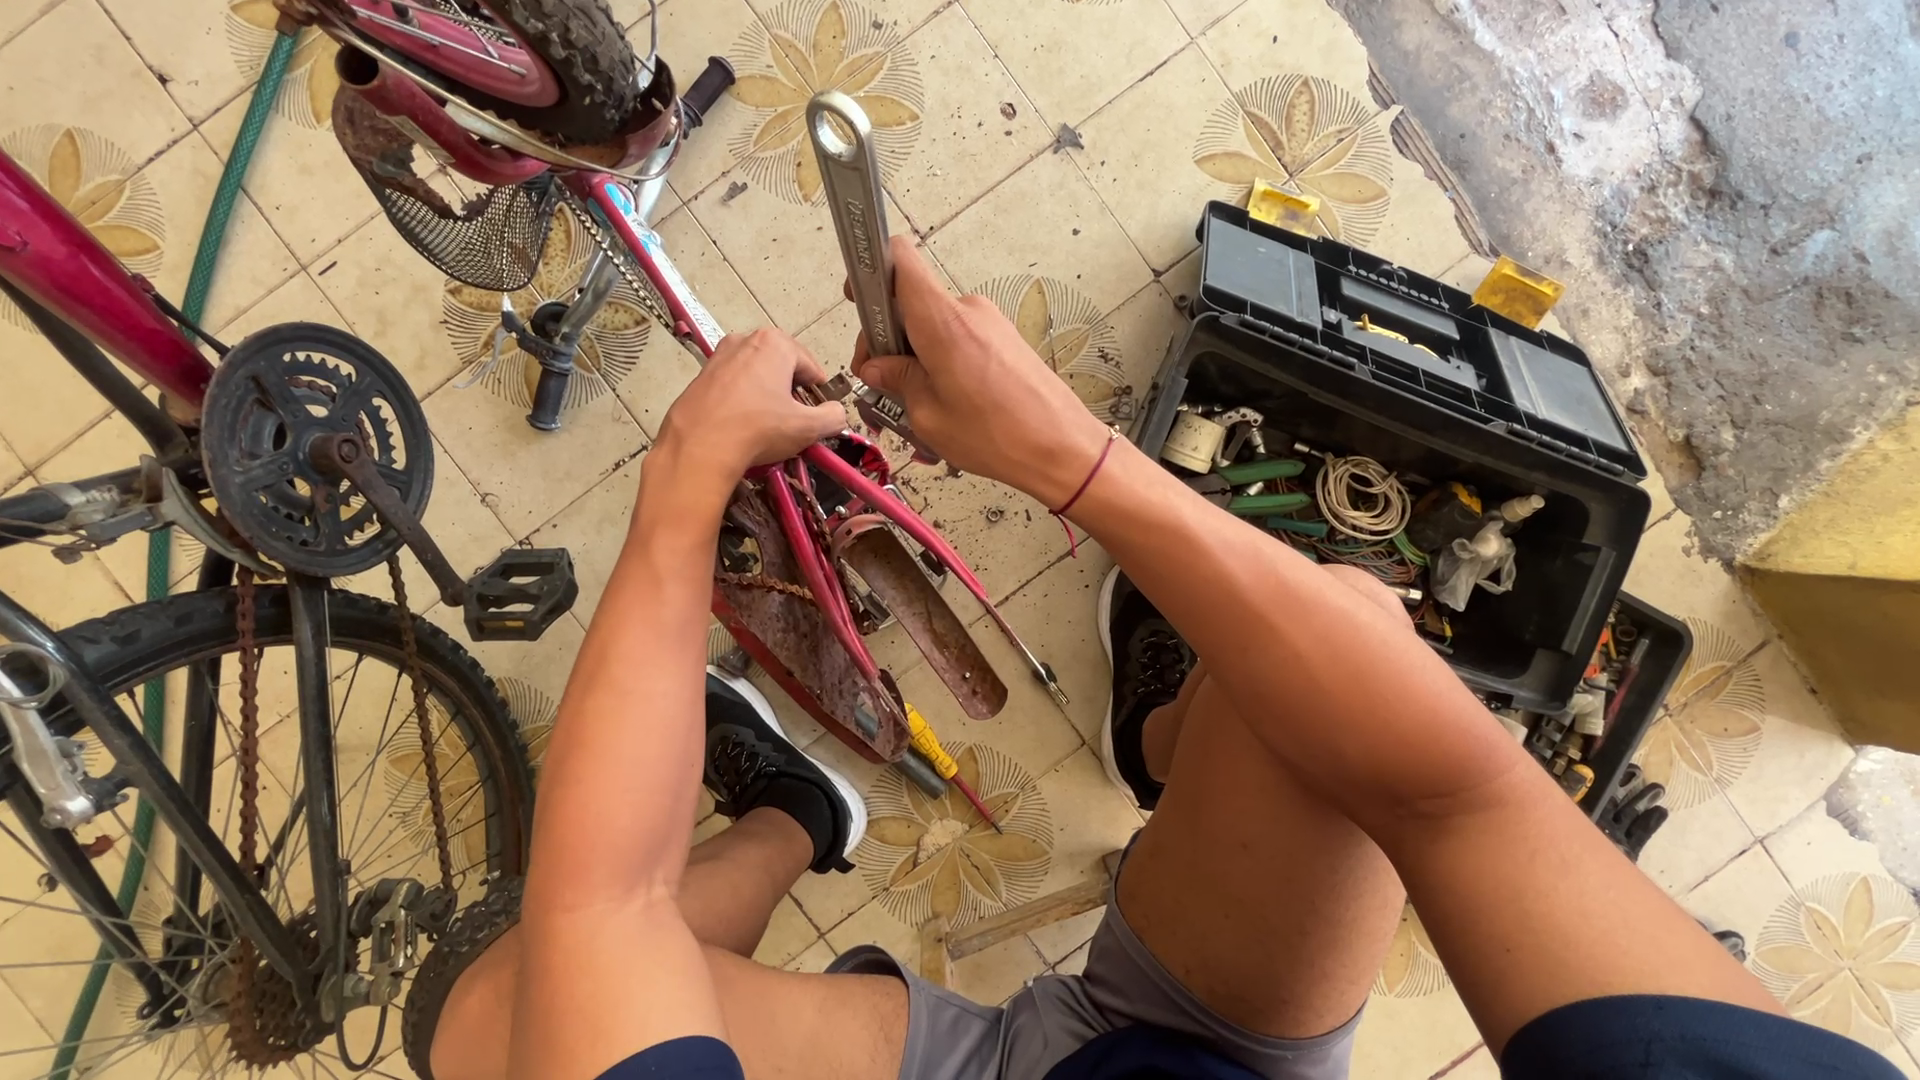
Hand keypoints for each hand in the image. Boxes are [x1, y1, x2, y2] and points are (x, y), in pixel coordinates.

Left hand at [656, 328, 845, 481]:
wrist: (699, 446)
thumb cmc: (757, 429)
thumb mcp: (808, 427)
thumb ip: (834, 417)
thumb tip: (836, 414)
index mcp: (775, 343)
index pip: (812, 369)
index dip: (818, 395)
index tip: (815, 417)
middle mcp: (746, 340)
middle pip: (783, 368)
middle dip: (791, 393)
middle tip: (791, 423)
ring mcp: (720, 356)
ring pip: (758, 377)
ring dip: (767, 397)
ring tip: (766, 427)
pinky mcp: (701, 376)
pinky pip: (734, 387)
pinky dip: (743, 402)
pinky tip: (742, 426)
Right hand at [853, 239, 1113, 508]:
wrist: (1062, 448)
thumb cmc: (999, 437)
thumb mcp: (928, 416)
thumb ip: (897, 381)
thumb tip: (877, 366)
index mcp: (941, 322)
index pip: (899, 260)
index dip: (871, 271)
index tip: (857, 299)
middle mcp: (967, 311)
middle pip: (911, 304)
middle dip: (888, 340)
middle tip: (881, 384)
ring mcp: (989, 323)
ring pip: (934, 328)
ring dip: (917, 360)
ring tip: (917, 407)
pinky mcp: (1004, 339)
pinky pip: (959, 342)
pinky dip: (943, 365)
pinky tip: (945, 404)